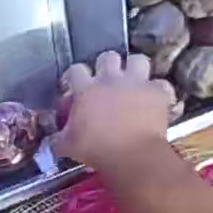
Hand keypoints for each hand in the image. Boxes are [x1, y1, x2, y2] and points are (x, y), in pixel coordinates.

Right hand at [52, 51, 175, 171]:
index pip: (75, 70)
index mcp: (86, 90)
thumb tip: (51, 140)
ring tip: (132, 81)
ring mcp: (137, 83)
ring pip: (138, 59)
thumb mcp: (67, 146)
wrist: (132, 156)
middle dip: (106, 66)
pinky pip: (160, 83)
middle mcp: (111, 80)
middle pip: (108, 57)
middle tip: (105, 81)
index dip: (74, 76)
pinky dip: (157, 90)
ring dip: (134, 68)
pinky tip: (153, 98)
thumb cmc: (95, 150)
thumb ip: (58, 138)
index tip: (74, 86)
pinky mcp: (158, 93)